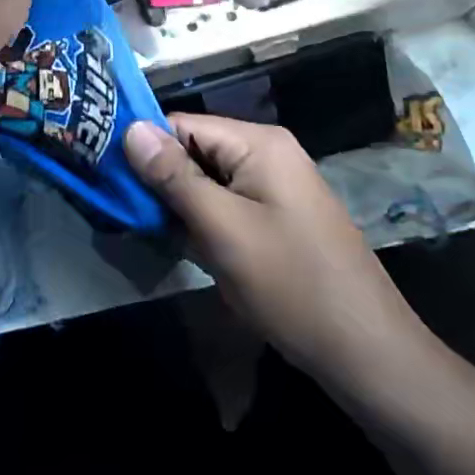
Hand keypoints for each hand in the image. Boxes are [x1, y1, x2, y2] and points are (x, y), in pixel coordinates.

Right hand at [124, 113, 426, 378]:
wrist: (366, 350)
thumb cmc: (290, 283)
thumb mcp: (223, 229)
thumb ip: (174, 177)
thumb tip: (130, 128)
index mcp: (259, 142)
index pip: (183, 124)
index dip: (145, 147)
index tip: (107, 176)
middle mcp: (269, 152)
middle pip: (196, 150)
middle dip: (161, 179)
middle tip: (121, 210)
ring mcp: (276, 185)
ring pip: (209, 180)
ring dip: (180, 204)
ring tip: (145, 229)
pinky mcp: (278, 215)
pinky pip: (229, 202)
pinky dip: (204, 219)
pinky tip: (184, 244)